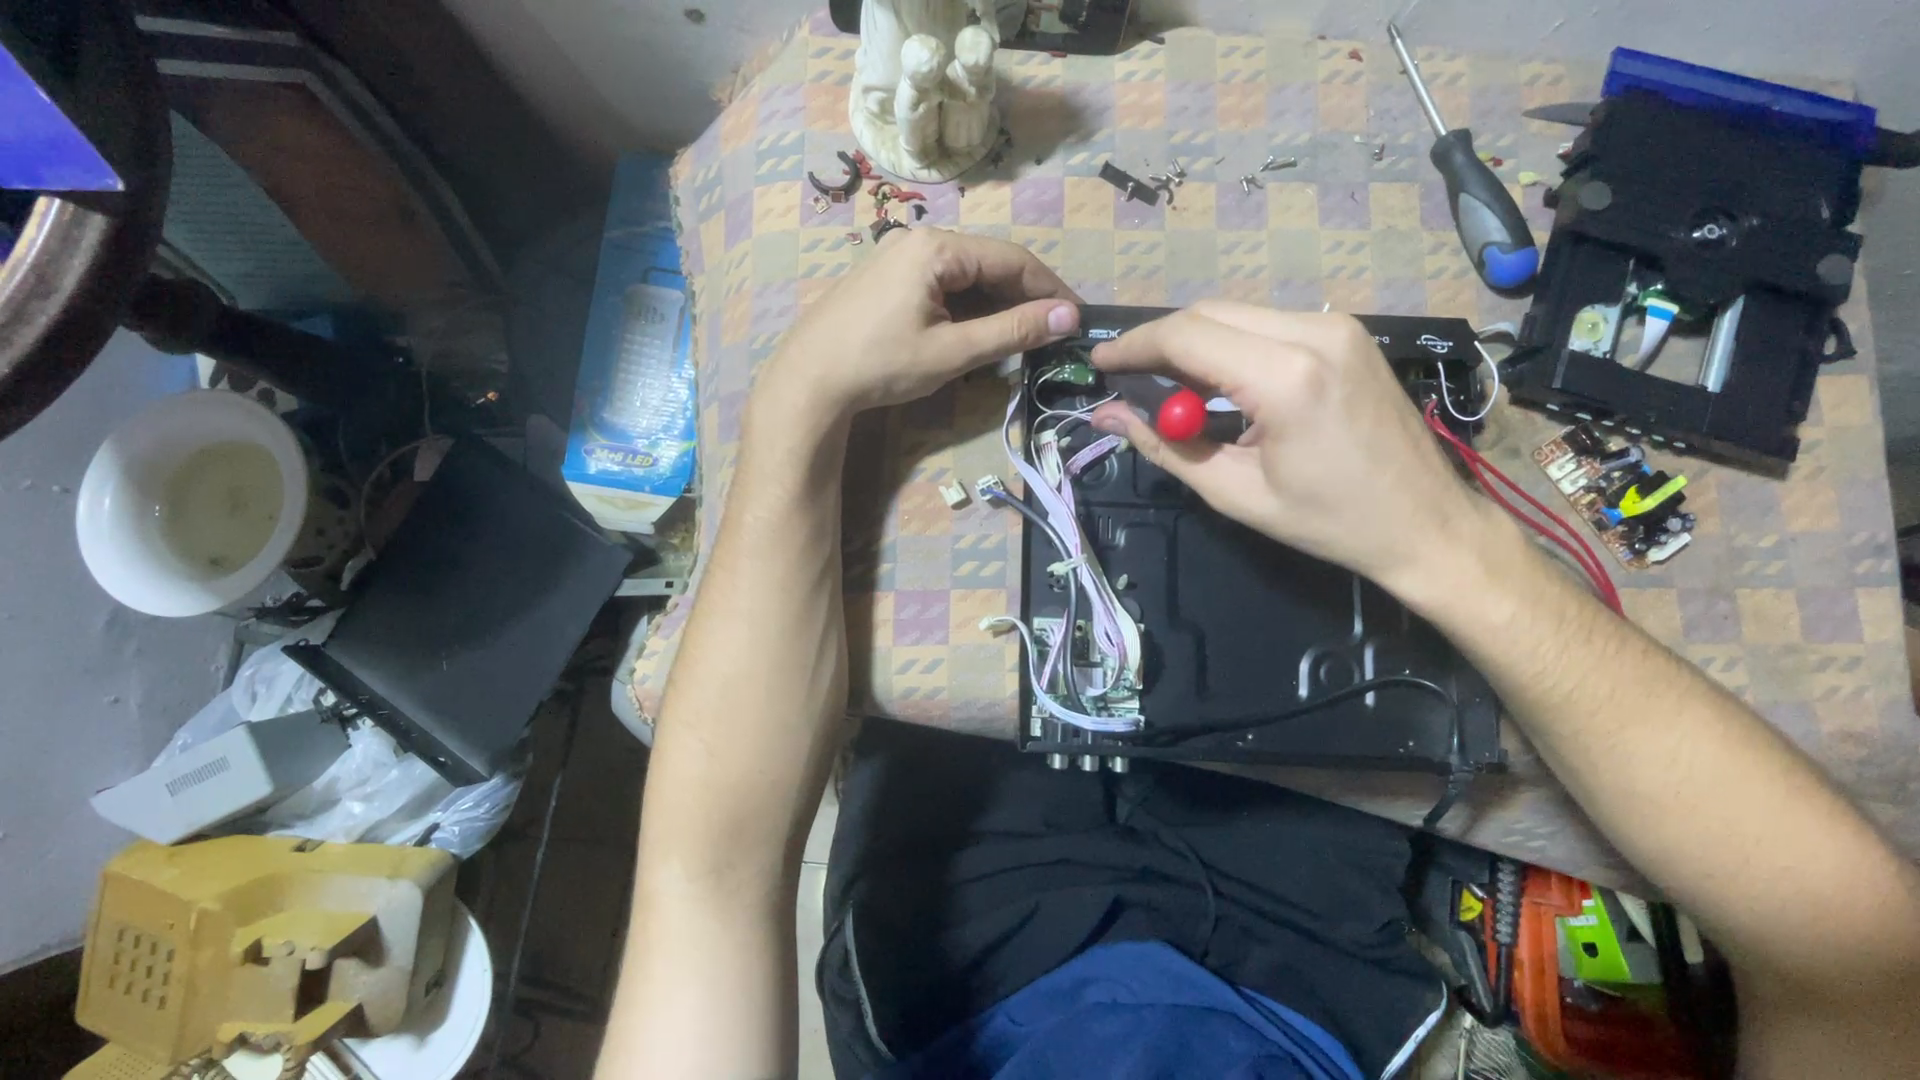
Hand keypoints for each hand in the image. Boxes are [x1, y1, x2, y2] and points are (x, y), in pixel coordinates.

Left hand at [758, 229, 1079, 421]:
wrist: (808, 380)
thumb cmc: (881, 364)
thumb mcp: (953, 351)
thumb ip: (1012, 331)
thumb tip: (1068, 317)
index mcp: (937, 248)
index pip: (1012, 259)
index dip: (1049, 289)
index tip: (1076, 319)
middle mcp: (918, 240)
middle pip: (988, 263)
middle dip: (1023, 297)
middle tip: (1051, 333)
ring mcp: (897, 256)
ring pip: (965, 275)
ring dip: (995, 305)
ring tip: (1020, 339)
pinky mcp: (886, 278)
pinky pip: (941, 284)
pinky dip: (966, 307)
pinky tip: (977, 333)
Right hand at [1088, 301, 1492, 590]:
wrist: (1426, 523)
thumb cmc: (1329, 521)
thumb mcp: (1235, 492)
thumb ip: (1166, 445)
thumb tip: (1105, 415)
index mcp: (1286, 377)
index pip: (1187, 336)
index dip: (1134, 347)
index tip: (1099, 364)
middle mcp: (1314, 333)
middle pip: (1208, 313)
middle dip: (1160, 343)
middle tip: (1127, 381)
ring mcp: (1337, 327)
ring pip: (1236, 314)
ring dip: (1194, 344)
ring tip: (1169, 389)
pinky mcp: (1347, 333)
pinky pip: (1267, 324)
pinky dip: (1230, 346)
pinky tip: (1218, 384)